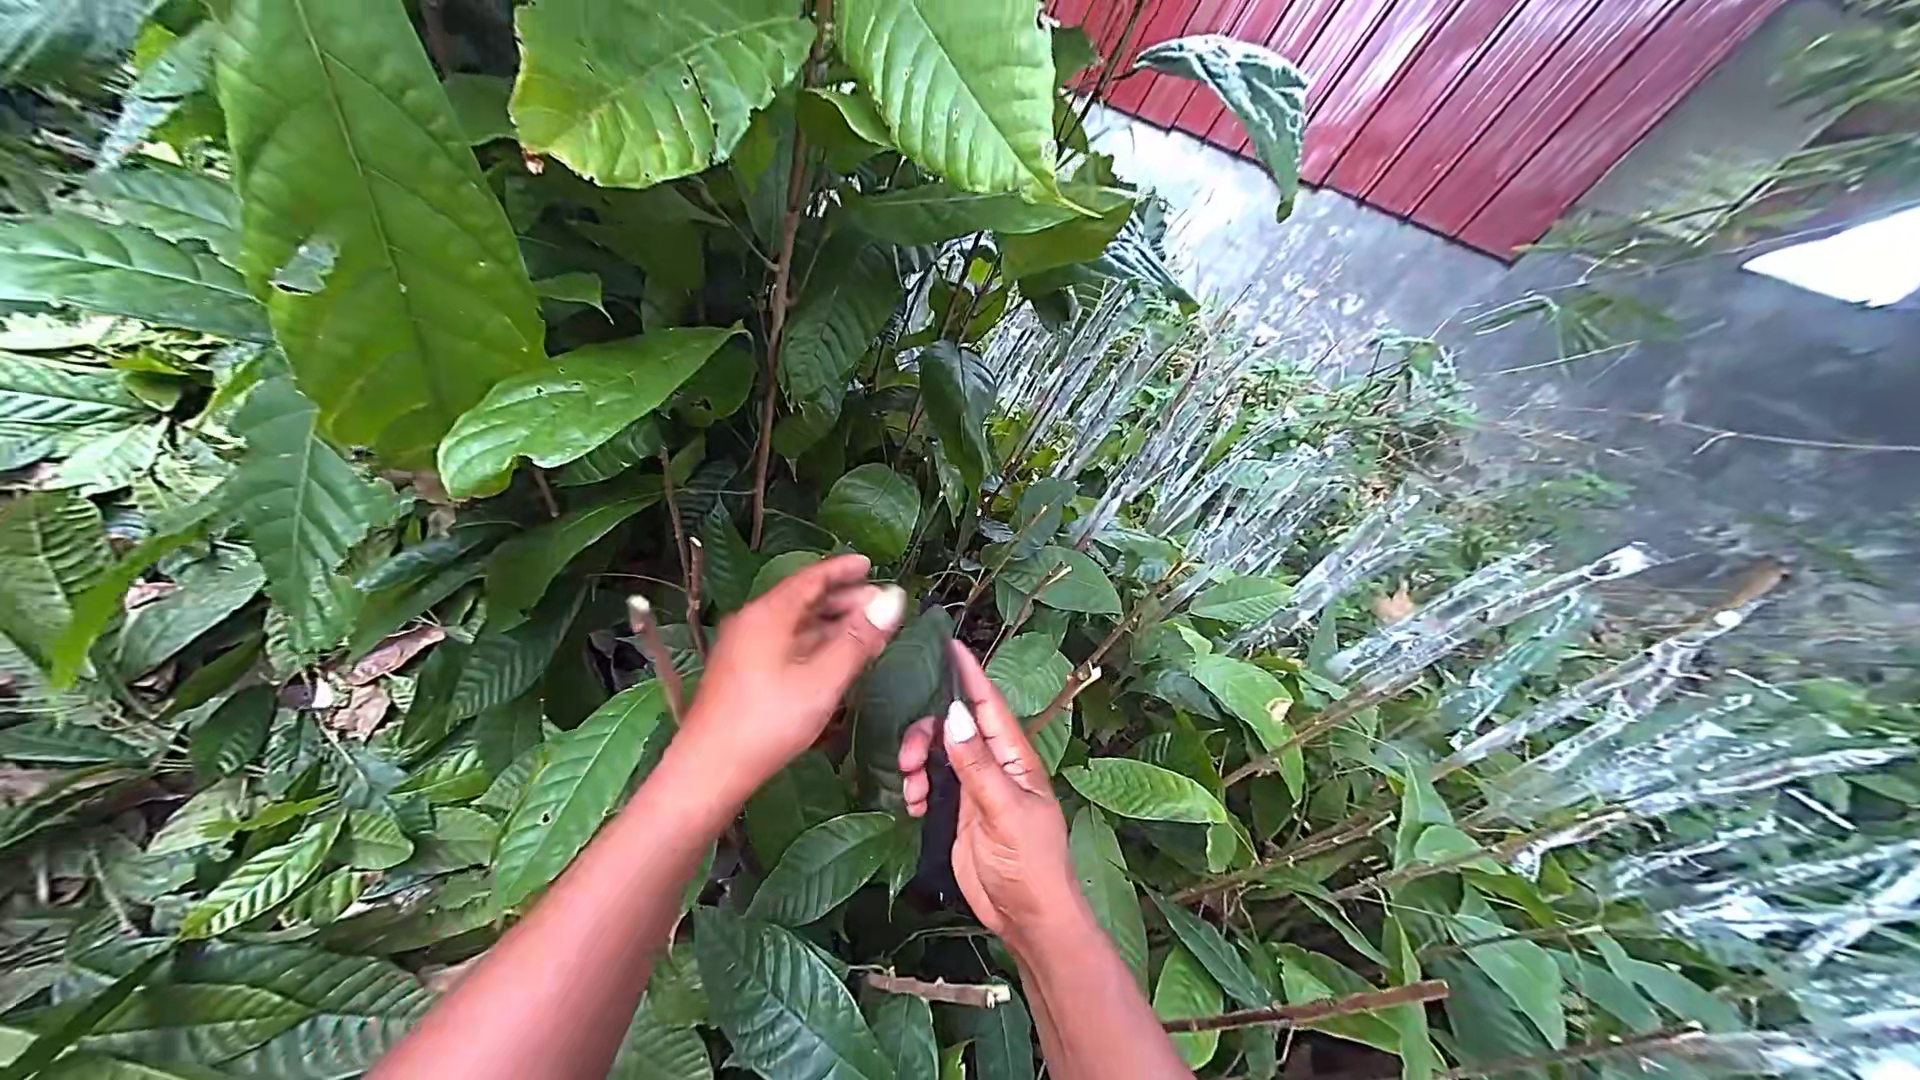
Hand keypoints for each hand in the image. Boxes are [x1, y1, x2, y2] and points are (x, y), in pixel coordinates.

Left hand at [676, 554, 903, 799]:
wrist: (709, 771)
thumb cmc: (768, 722)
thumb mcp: (822, 680)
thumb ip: (859, 639)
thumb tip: (893, 601)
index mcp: (768, 615)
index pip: (811, 578)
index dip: (843, 569)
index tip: (869, 564)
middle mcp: (754, 622)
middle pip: (804, 599)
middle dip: (844, 598)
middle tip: (879, 604)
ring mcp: (746, 647)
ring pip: (797, 622)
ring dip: (832, 622)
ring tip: (866, 630)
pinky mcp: (745, 670)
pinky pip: (788, 642)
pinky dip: (817, 641)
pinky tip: (836, 656)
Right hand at [899, 642, 1086, 957]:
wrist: (1027, 918)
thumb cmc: (1030, 863)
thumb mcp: (1005, 812)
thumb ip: (977, 765)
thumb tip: (955, 715)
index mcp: (1014, 756)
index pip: (990, 705)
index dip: (970, 674)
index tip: (949, 646)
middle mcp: (993, 763)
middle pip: (954, 726)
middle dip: (926, 732)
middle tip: (909, 757)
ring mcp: (974, 786)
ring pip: (937, 752)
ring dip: (917, 762)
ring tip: (912, 790)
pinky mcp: (957, 810)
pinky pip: (930, 782)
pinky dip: (916, 787)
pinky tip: (914, 805)